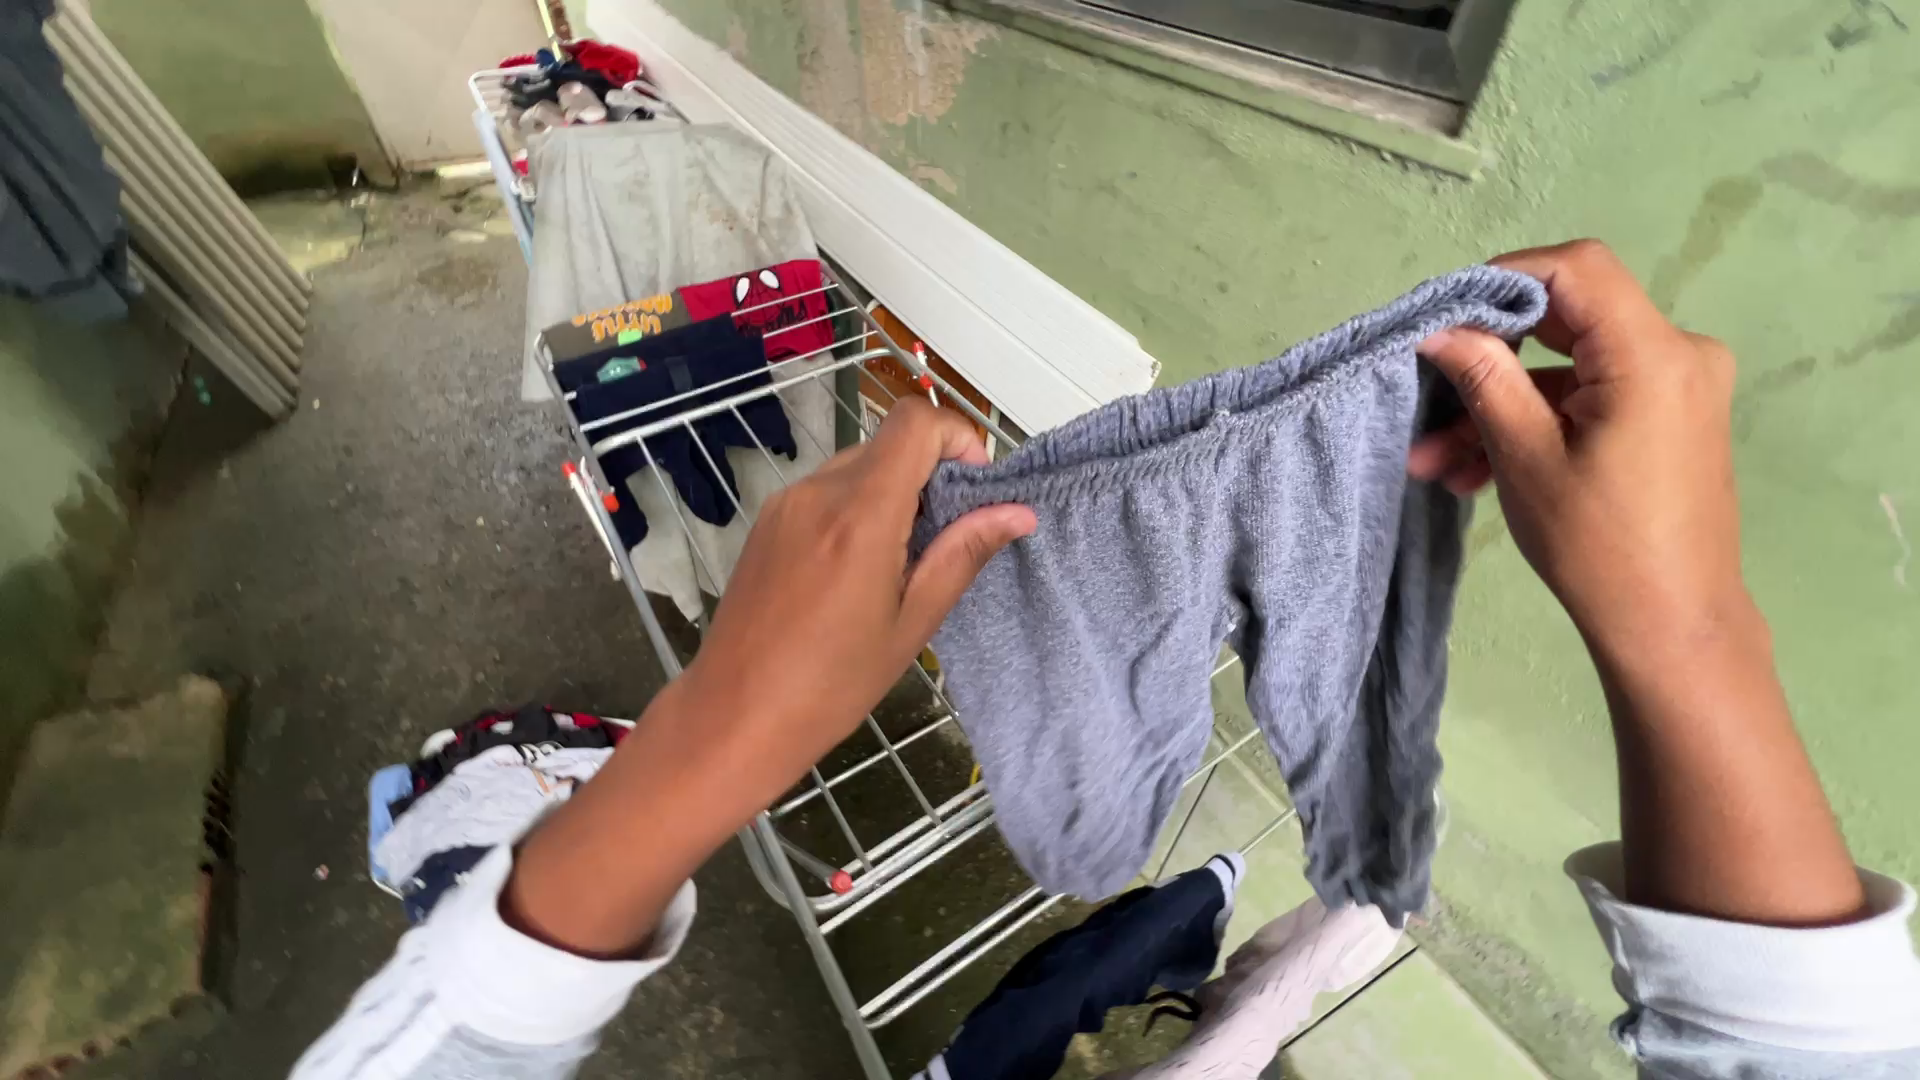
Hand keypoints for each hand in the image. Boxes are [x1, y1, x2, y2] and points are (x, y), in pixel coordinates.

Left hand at [503, 398, 1031, 956]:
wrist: (734, 713)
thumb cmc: (832, 684)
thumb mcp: (912, 622)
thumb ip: (964, 553)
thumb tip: (1018, 512)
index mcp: (860, 515)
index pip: (914, 422)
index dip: (957, 435)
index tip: (974, 485)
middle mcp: (817, 491)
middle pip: (890, 441)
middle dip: (931, 471)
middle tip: (945, 535)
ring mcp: (786, 502)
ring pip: (859, 463)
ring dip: (895, 489)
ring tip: (901, 559)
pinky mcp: (768, 519)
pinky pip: (828, 487)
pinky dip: (859, 504)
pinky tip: (859, 565)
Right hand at [1409, 239, 1752, 663]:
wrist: (1666, 617)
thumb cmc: (1594, 539)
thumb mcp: (1523, 455)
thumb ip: (1485, 379)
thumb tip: (1440, 329)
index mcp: (1653, 356)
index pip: (1578, 269)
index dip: (1503, 277)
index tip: (1442, 314)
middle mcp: (1673, 355)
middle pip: (1562, 322)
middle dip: (1482, 361)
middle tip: (1423, 396)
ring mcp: (1665, 388)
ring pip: (1558, 373)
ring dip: (1490, 410)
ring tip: (1433, 463)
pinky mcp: (1653, 417)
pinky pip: (1575, 402)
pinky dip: (1522, 426)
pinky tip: (1472, 472)